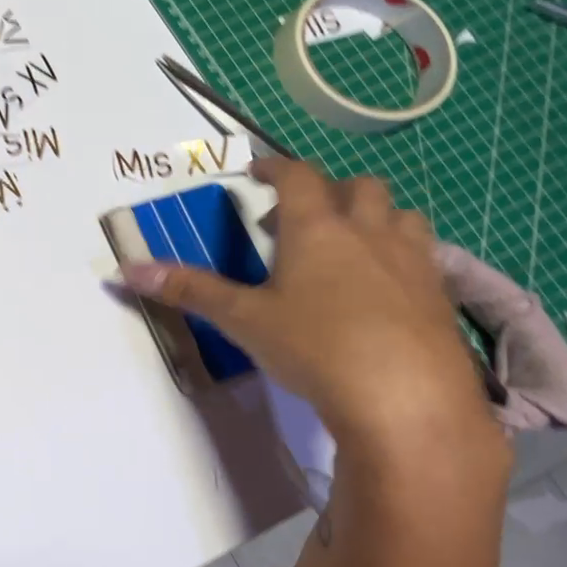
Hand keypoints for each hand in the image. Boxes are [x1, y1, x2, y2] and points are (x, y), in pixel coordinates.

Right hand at [121, 159, 504, 467]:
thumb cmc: (314, 347)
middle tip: (298, 217)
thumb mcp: (241, 319)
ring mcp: (413, 262)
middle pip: (360, 187)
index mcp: (317, 230)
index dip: (275, 168)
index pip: (299, 177)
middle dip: (328, 190)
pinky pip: (423, 255)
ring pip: (401, 216)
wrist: (407, 399)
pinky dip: (397, 255)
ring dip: (372, 217)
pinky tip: (377, 289)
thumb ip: (188, 291)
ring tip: (345, 245)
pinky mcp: (441, 296)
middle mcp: (369, 233)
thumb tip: (126, 268)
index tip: (256, 172)